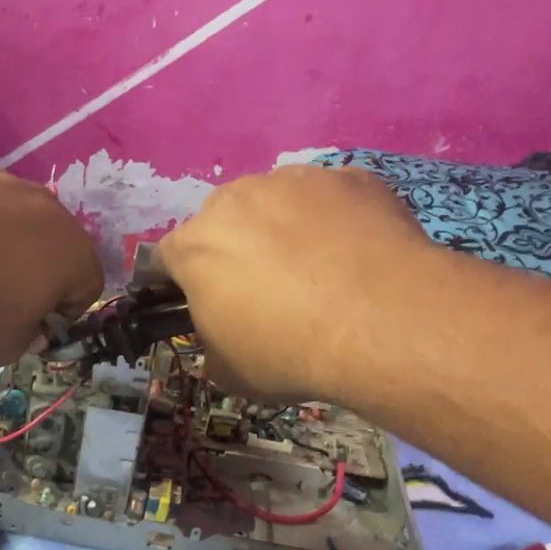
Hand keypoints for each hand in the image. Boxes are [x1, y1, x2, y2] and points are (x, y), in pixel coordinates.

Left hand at [0, 158, 103, 365]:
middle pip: (52, 244)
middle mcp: (45, 206)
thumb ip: (28, 335)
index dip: (61, 314)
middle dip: (33, 271)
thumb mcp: (4, 349)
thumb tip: (28, 321)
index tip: (28, 327)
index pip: (87, 287)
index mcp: (71, 252)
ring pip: (10, 216)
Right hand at [159, 165, 442, 402]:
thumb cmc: (289, 352)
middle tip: (264, 290)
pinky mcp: (351, 178)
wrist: (383, 323)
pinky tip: (356, 258)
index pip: (167, 257)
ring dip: (284, 229)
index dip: (182, 282)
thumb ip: (212, 341)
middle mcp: (237, 199)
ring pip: (277, 202)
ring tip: (318, 271)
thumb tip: (224, 334)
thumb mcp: (229, 372)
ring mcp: (297, 180)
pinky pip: (331, 200)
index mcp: (195, 246)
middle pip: (222, 220)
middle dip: (234, 249)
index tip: (202, 303)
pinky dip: (335, 222)